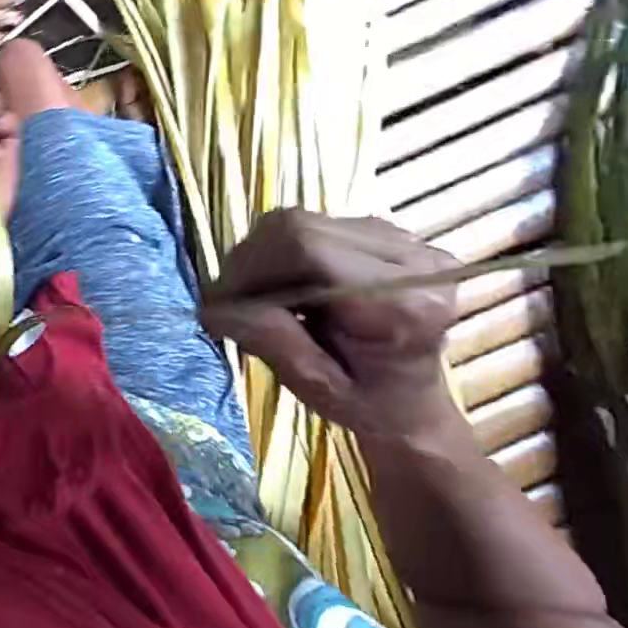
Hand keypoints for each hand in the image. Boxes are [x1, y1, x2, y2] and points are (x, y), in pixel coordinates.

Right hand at [201, 210, 462, 440]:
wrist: (413, 398)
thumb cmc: (371, 407)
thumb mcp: (318, 389)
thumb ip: (273, 341)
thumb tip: (214, 308)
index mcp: (403, 303)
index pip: (307, 248)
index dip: (251, 267)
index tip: (218, 303)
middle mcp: (409, 258)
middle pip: (301, 226)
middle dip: (251, 261)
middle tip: (228, 301)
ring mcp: (400, 237)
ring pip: (302, 220)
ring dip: (264, 255)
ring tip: (255, 296)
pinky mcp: (384, 231)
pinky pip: (314, 224)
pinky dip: (283, 252)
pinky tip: (284, 285)